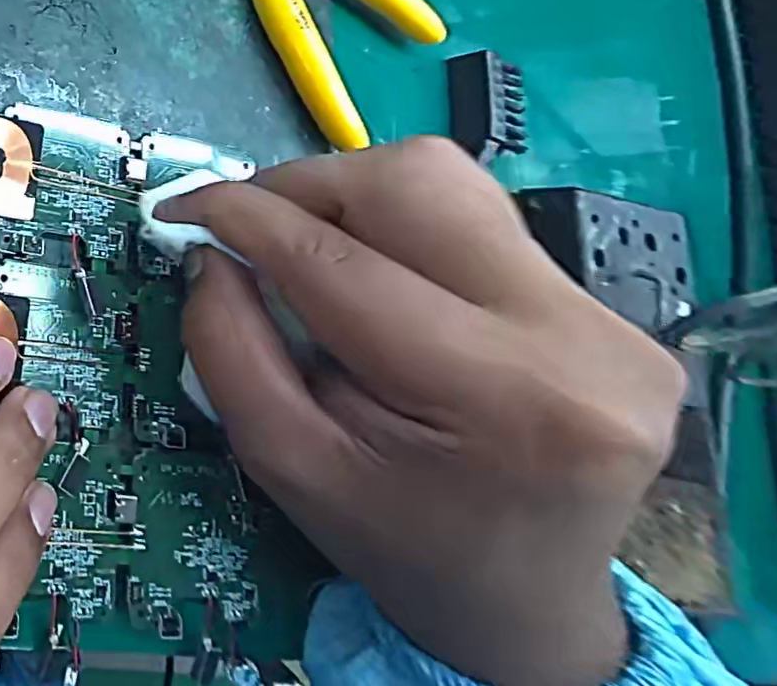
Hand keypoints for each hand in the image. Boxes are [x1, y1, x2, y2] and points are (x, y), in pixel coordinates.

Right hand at [158, 136, 685, 685]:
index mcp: (493, 394)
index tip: (174, 209)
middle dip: (295, 188)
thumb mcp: (274, 453)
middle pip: (407, 182)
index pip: (332, 257)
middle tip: (243, 230)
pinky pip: (461, 212)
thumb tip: (211, 250)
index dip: (234, 213)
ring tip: (297, 243)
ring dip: (337, 194)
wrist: (519, 599)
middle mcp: (573, 335)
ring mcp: (601, 314)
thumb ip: (224, 342)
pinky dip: (379, 218)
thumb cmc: (385, 533)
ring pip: (437, 178)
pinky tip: (358, 265)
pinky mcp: (595, 304)